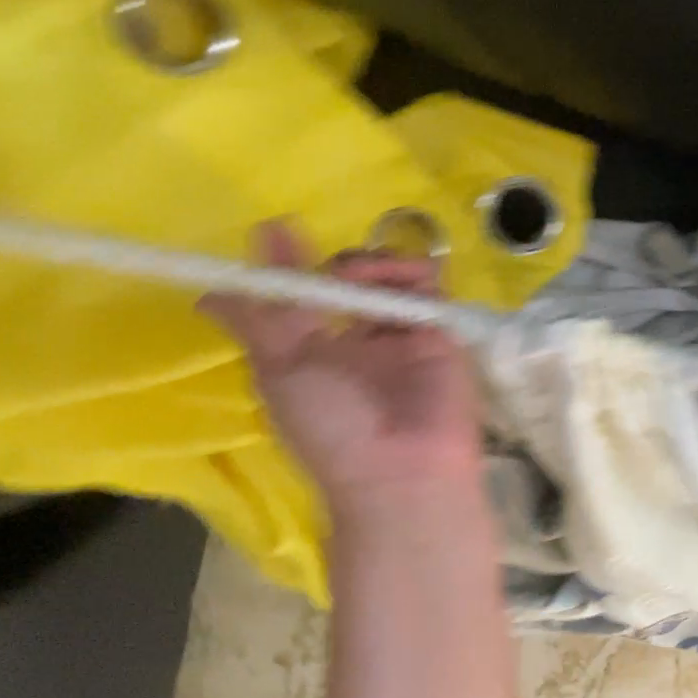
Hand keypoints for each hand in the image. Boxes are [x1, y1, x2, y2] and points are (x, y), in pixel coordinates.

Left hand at [199, 219, 483, 507]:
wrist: (403, 467)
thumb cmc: (330, 422)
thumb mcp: (280, 363)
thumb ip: (267, 303)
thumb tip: (258, 242)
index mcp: (306, 349)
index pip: (298, 293)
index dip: (291, 263)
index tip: (283, 229)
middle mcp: (353, 340)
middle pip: (346, 280)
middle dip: (339, 264)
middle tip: (339, 270)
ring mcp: (399, 337)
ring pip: (389, 281)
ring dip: (379, 264)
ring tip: (373, 273)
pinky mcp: (439, 336)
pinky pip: (430, 295)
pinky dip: (420, 278)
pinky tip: (410, 276)